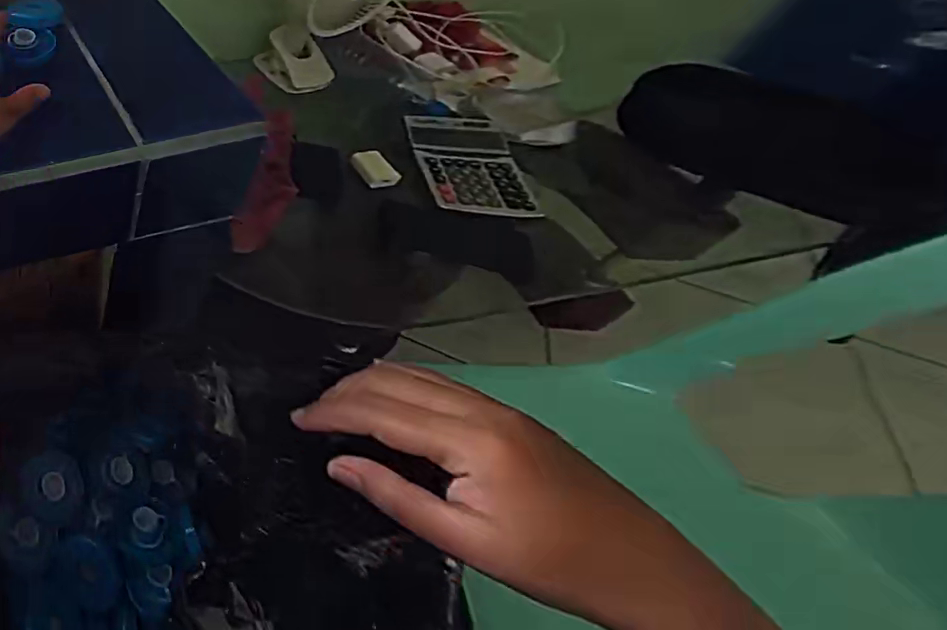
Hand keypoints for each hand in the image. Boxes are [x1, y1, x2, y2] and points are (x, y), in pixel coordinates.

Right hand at [293, 363, 776, 629]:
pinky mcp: (504, 411)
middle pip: (390, 380)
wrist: (649, 572)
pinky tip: (384, 402)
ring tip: (336, 405)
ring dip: (366, 383)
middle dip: (341, 391)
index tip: (297, 420)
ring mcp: (495, 403)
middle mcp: (479, 406)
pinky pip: (434, 382)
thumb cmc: (556, 565)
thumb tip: (336, 464)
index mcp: (471, 438)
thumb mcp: (469, 544)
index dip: (332, 412)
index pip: (380, 411)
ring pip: (411, 373)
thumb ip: (396, 497)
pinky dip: (396, 385)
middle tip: (310, 414)